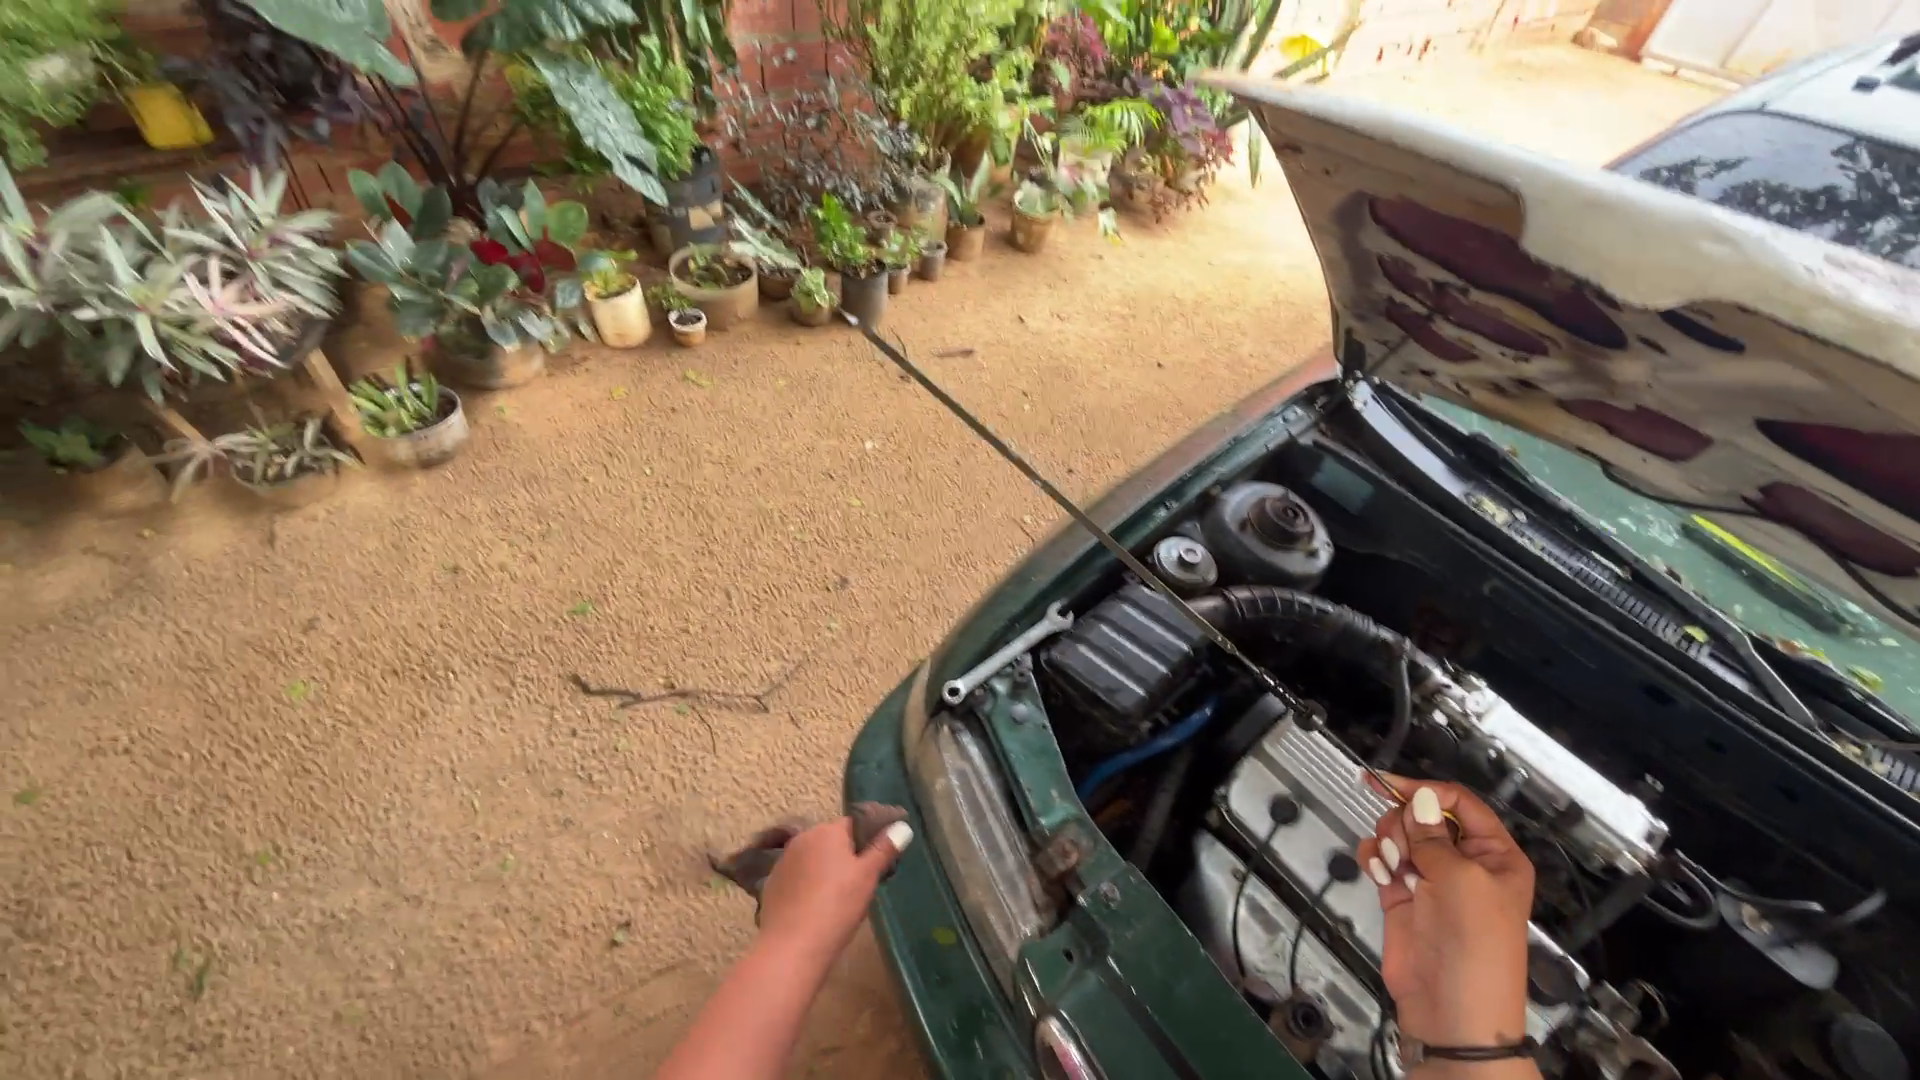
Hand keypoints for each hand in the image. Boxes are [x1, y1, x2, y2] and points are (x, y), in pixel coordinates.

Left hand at [757, 816, 912, 963]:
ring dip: (824, 869)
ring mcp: (783, 860)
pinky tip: (814, 907)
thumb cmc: (837, 906)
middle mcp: (803, 838)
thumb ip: (884, 848)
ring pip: (813, 858)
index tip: (876, 863)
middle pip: (831, 840)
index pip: (853, 824)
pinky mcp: (772, 883)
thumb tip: (902, 826)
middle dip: (845, 855)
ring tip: (837, 898)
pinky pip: (797, 876)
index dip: (867, 840)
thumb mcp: (868, 877)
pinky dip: (807, 885)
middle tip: (859, 883)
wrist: (792, 946)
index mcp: (828, 831)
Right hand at [1357, 775, 1534, 1052]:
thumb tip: (1420, 797)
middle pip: (1421, 815)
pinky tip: (1379, 876)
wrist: (1449, 1007)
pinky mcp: (1401, 893)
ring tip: (1395, 871)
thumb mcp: (1461, 879)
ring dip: (1389, 845)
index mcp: (1494, 855)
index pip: (1459, 804)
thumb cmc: (1473, 943)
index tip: (1386, 783)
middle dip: (1404, 824)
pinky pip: (1380, 858)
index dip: (1425, 791)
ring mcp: (1430, 877)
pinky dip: (1373, 860)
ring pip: (1397, 834)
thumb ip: (1433, 834)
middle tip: (1405, 850)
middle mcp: (1463, 862)